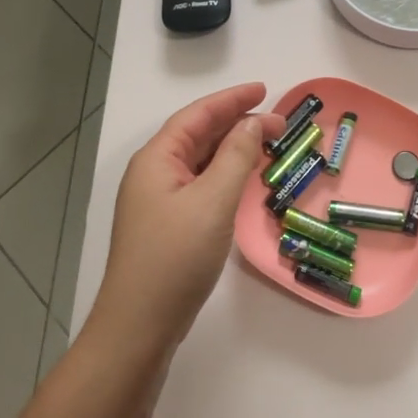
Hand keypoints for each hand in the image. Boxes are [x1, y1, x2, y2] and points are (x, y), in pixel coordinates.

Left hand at [93, 83, 284, 338]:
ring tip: (267, 144)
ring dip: (232, 149)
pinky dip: (225, 174)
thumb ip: (236, 157)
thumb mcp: (213, 201)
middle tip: (278, 123)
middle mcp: (154, 173)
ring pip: (200, 160)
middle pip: (198, 134)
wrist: (139, 327)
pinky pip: (200, 184)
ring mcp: (158, 201)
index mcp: (157, 159)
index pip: (198, 115)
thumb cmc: (175, 258)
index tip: (264, 89)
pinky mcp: (167, 226)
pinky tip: (244, 180)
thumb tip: (253, 123)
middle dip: (237, 123)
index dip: (232, 99)